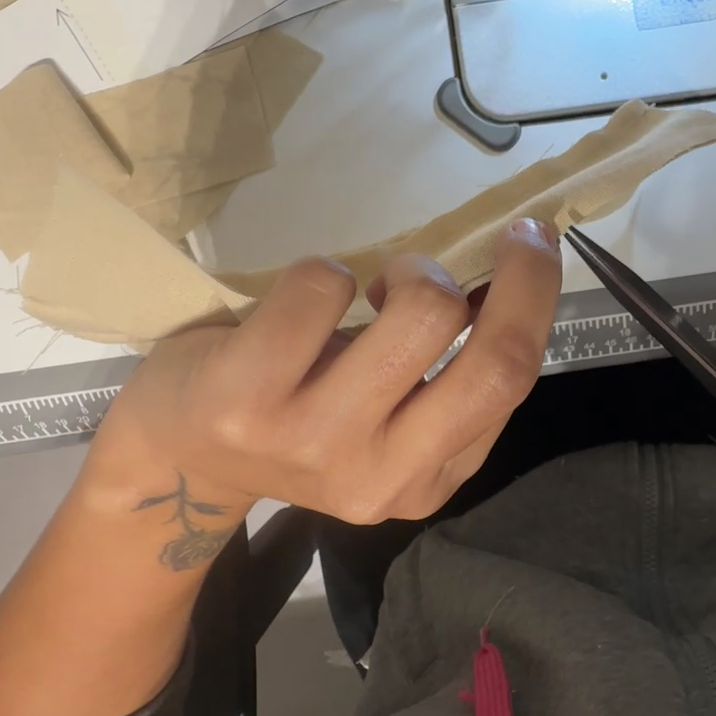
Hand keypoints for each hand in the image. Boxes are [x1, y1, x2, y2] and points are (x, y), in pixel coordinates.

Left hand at [90, 217, 562, 525]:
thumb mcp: (390, 420)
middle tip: (512, 236)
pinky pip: (326, 286)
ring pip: (419, 313)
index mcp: (428, 479)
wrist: (179, 454)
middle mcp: (382, 476)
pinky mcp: (245, 400)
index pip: (511, 386)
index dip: (535, 300)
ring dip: (411, 271)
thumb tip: (508, 286)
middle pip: (491, 363)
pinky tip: (307, 300)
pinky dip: (328, 271)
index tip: (535, 245)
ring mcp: (313, 442)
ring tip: (378, 287)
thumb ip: (449, 377)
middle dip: (521, 277)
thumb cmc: (301, 417)